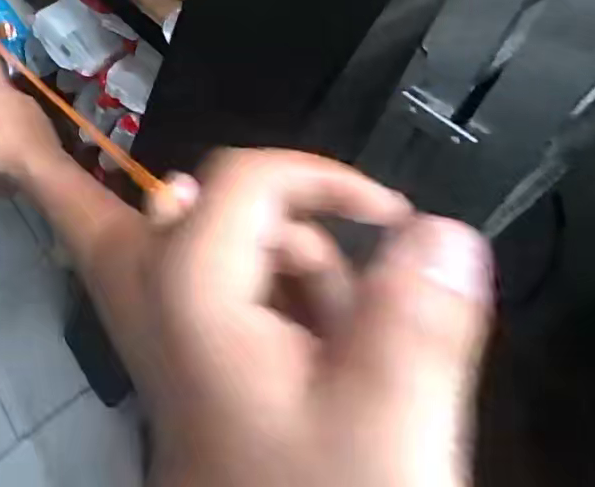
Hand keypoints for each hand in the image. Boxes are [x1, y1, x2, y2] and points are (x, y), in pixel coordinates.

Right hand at [0, 30, 66, 185]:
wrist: (42, 171)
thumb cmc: (1, 146)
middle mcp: (20, 97)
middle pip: (0, 96)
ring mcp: (36, 115)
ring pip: (13, 117)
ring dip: (2, 129)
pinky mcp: (47, 134)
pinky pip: (24, 134)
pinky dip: (14, 143)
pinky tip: (7, 161)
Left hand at [149, 150, 493, 486]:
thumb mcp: (381, 420)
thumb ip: (416, 320)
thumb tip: (444, 229)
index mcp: (184, 269)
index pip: (243, 173)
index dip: (321, 177)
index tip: (394, 214)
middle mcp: (150, 265)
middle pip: (238, 207)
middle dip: (309, 252)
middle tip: (351, 321)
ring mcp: (153, 289)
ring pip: (243, 241)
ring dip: (305, 285)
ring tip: (337, 363)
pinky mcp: (173, 316)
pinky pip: (232, 273)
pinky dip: (282, 302)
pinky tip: (310, 362)